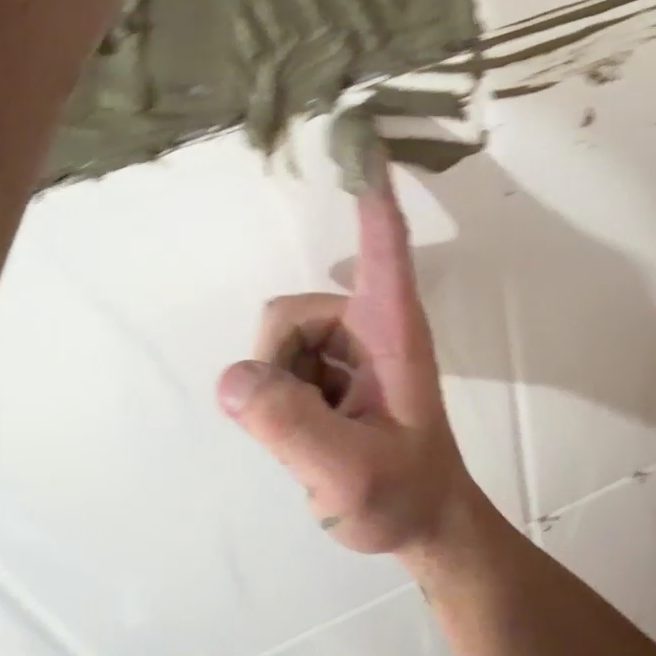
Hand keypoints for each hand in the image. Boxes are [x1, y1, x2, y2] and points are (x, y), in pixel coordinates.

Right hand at [217, 160, 474, 554]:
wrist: (423, 523)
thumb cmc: (404, 493)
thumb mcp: (348, 472)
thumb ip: (290, 426)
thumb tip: (232, 377)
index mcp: (390, 326)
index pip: (382, 241)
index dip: (369, 188)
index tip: (360, 132)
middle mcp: (366, 321)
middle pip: (288, 313)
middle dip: (281, 370)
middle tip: (315, 429)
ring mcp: (344, 344)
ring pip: (275, 341)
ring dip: (282, 390)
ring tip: (322, 433)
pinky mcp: (328, 365)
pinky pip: (276, 363)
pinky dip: (282, 396)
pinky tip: (315, 429)